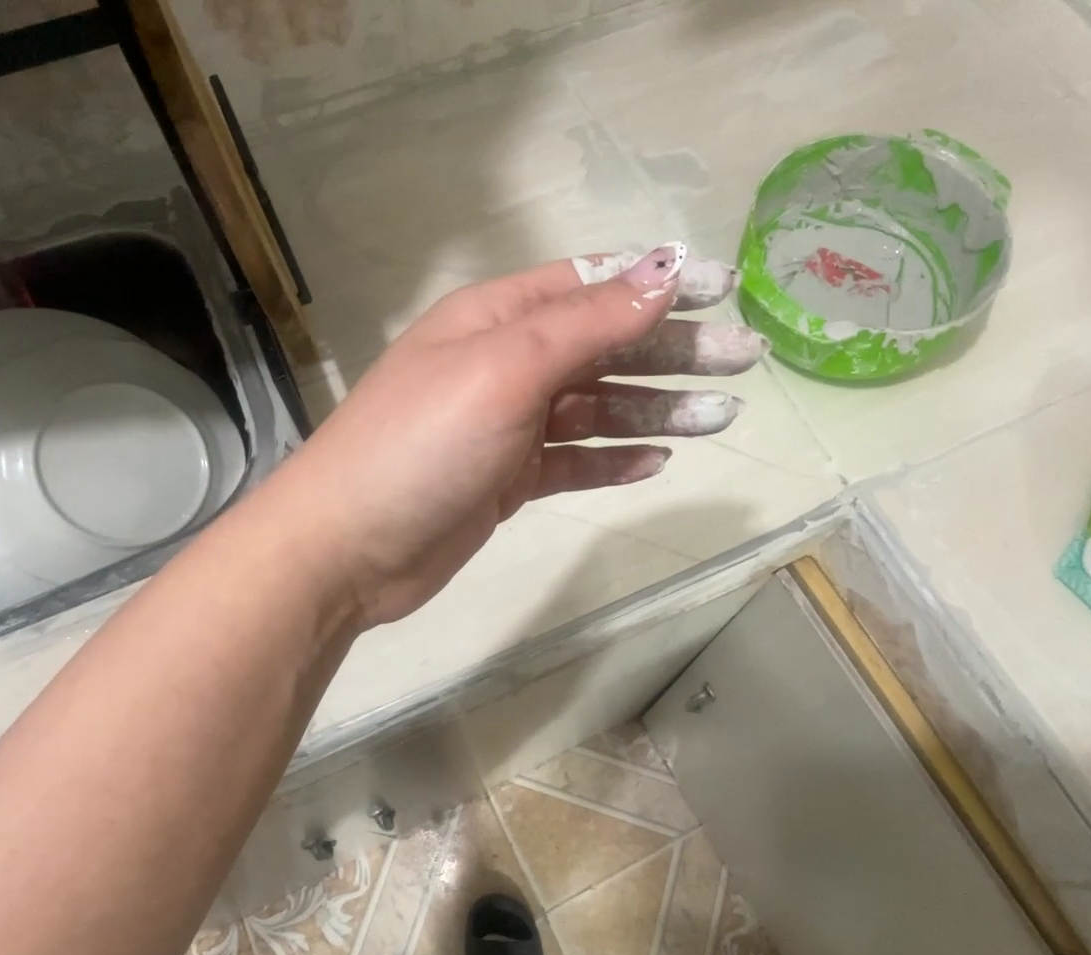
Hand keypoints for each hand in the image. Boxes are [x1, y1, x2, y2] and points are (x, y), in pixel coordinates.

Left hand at [266, 244, 768, 626]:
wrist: (346, 547)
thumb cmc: (420, 444)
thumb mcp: (504, 369)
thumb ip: (585, 324)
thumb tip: (662, 270)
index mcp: (497, 318)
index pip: (590, 285)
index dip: (656, 283)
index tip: (723, 289)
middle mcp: (504, 363)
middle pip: (603, 346)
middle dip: (672, 351)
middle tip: (744, 361)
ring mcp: (505, 425)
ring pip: (595, 408)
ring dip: (656, 410)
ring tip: (722, 418)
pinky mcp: (506, 478)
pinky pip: (573, 460)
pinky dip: (612, 459)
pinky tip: (656, 462)